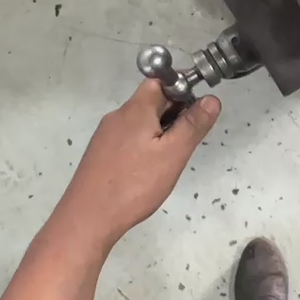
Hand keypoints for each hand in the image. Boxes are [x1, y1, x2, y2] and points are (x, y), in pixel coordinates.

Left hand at [51, 80, 219, 246]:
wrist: (88, 218)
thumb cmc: (135, 184)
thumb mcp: (173, 154)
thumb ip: (193, 125)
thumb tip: (212, 99)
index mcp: (135, 109)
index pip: (160, 81)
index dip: (182, 88)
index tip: (198, 109)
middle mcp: (118, 116)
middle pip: (151, 101)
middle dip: (174, 112)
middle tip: (189, 138)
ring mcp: (106, 136)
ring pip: (141, 122)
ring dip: (161, 130)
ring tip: (172, 157)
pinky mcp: (100, 154)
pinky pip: (129, 138)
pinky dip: (145, 144)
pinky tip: (149, 169)